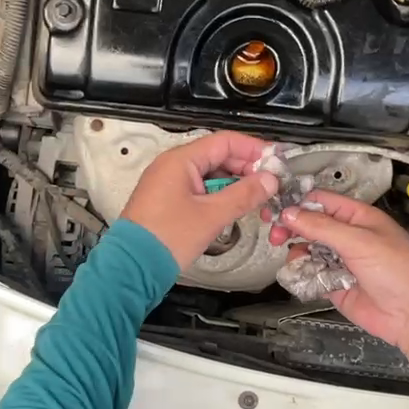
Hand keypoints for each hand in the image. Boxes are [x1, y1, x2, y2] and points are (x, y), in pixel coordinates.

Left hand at [122, 132, 280, 267]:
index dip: (253, 149)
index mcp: (180, 160)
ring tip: (255, 200)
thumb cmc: (165, 239)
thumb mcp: (211, 215)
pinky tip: (233, 209)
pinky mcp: (167, 201)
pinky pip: (198, 189)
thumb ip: (244, 195)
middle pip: (218, 156)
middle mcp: (172, 166)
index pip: (225, 142)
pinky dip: (218, 196)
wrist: (132, 267)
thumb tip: (269, 181)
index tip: (276, 161)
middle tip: (270, 185)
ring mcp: (168, 183)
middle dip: (246, 169)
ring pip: (209, 174)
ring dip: (233, 185)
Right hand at [274, 190, 408, 347]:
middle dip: (292, 230)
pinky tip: (307, 278)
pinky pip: (311, 276)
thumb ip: (321, 226)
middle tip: (277, 236)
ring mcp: (342, 261)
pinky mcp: (335, 285)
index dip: (298, 204)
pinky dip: (304, 276)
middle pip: (310, 226)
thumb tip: (292, 214)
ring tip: (299, 262)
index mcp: (358, 218)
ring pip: (307, 252)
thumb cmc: (403, 272)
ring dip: (299, 256)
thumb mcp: (358, 241)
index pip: (321, 202)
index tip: (277, 210)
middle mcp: (349, 238)